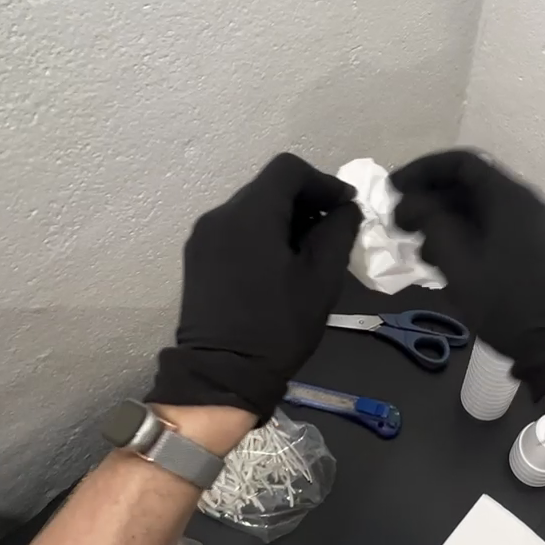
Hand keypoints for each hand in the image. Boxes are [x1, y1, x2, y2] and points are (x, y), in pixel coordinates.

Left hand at [148, 153, 359, 420]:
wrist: (223, 375)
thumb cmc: (278, 325)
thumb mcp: (321, 278)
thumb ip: (338, 231)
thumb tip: (346, 208)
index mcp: (250, 215)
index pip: (289, 169)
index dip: (324, 182)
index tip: (346, 207)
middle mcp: (220, 215)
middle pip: (269, 187)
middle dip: (306, 200)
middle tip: (333, 230)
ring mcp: (204, 236)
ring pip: (253, 208)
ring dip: (285, 218)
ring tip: (309, 250)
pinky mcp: (198, 257)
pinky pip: (237, 229)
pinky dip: (263, 233)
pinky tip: (280, 263)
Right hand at [393, 150, 544, 399]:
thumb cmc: (504, 301)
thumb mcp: (457, 262)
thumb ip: (430, 223)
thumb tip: (410, 204)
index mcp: (509, 197)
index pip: (461, 163)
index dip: (423, 170)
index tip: (394, 189)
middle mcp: (524, 202)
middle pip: (469, 185)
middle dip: (430, 200)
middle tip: (401, 223)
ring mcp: (531, 225)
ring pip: (480, 209)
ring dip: (445, 221)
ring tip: (419, 248)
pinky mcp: (532, 247)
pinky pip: (492, 228)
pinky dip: (464, 236)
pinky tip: (443, 261)